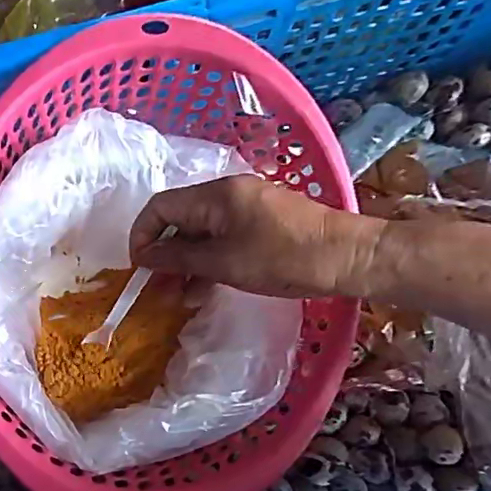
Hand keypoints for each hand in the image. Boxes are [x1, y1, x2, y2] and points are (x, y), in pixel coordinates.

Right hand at [130, 175, 384, 297]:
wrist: (351, 258)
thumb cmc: (284, 258)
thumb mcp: (224, 263)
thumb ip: (178, 257)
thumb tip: (144, 257)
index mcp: (215, 195)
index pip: (160, 206)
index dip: (142, 235)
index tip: (139, 268)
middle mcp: (226, 194)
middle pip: (178, 219)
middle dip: (163, 253)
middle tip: (157, 288)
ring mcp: (245, 208)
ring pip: (199, 233)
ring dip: (185, 262)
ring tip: (178, 296)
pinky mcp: (259, 224)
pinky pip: (221, 239)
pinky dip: (207, 261)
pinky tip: (203, 288)